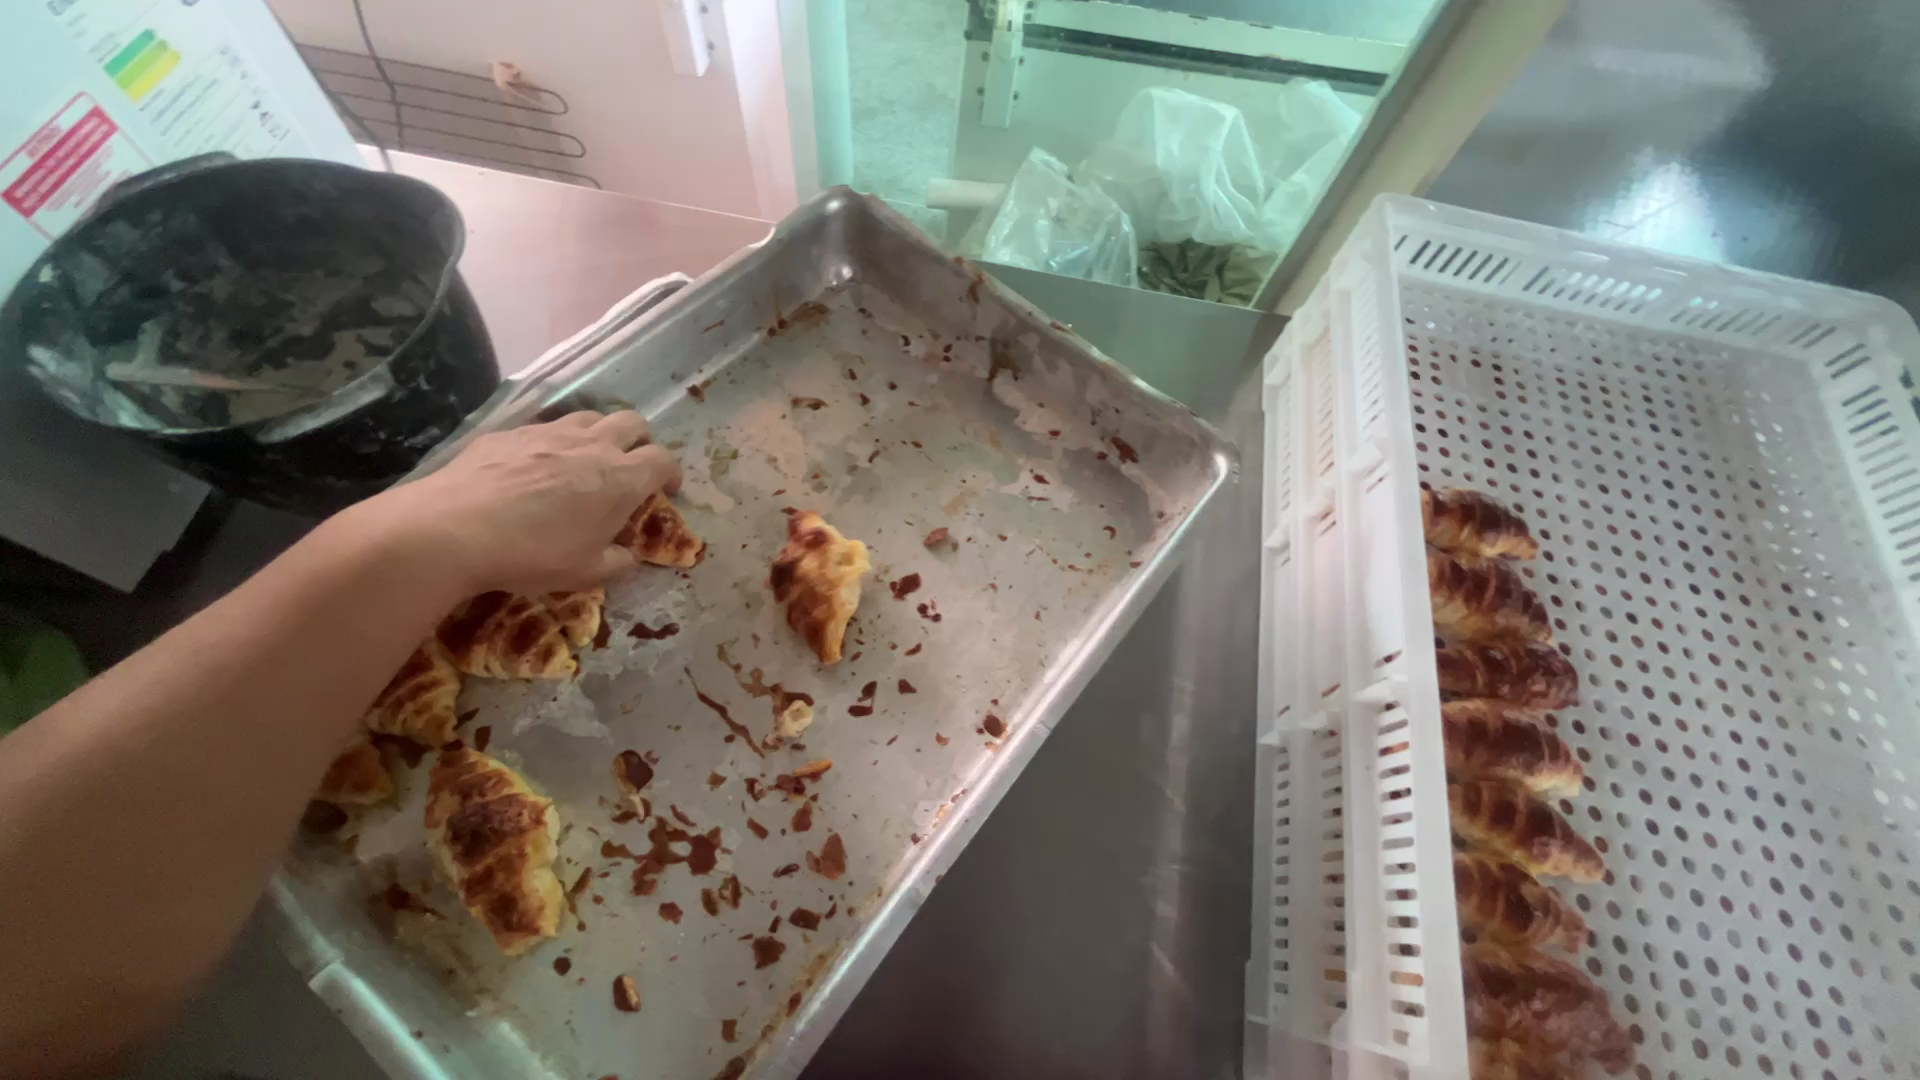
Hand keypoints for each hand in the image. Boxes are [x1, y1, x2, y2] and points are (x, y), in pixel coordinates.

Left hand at [333, 410, 681, 596]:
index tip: (666, 491)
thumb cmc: (532, 554)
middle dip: (641, 441)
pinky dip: (553, 442)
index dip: (671, 473)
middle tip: (630, 466)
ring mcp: (549, 433)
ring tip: (585, 459)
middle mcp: (592, 446)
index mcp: (621, 479)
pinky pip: (544, 427)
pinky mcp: (510, 432)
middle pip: (634, 423)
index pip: (664, 460)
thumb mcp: (586, 572)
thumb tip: (627, 556)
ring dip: (598, 434)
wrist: (451, 530)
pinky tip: (534, 466)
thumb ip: (618, 561)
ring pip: (590, 416)